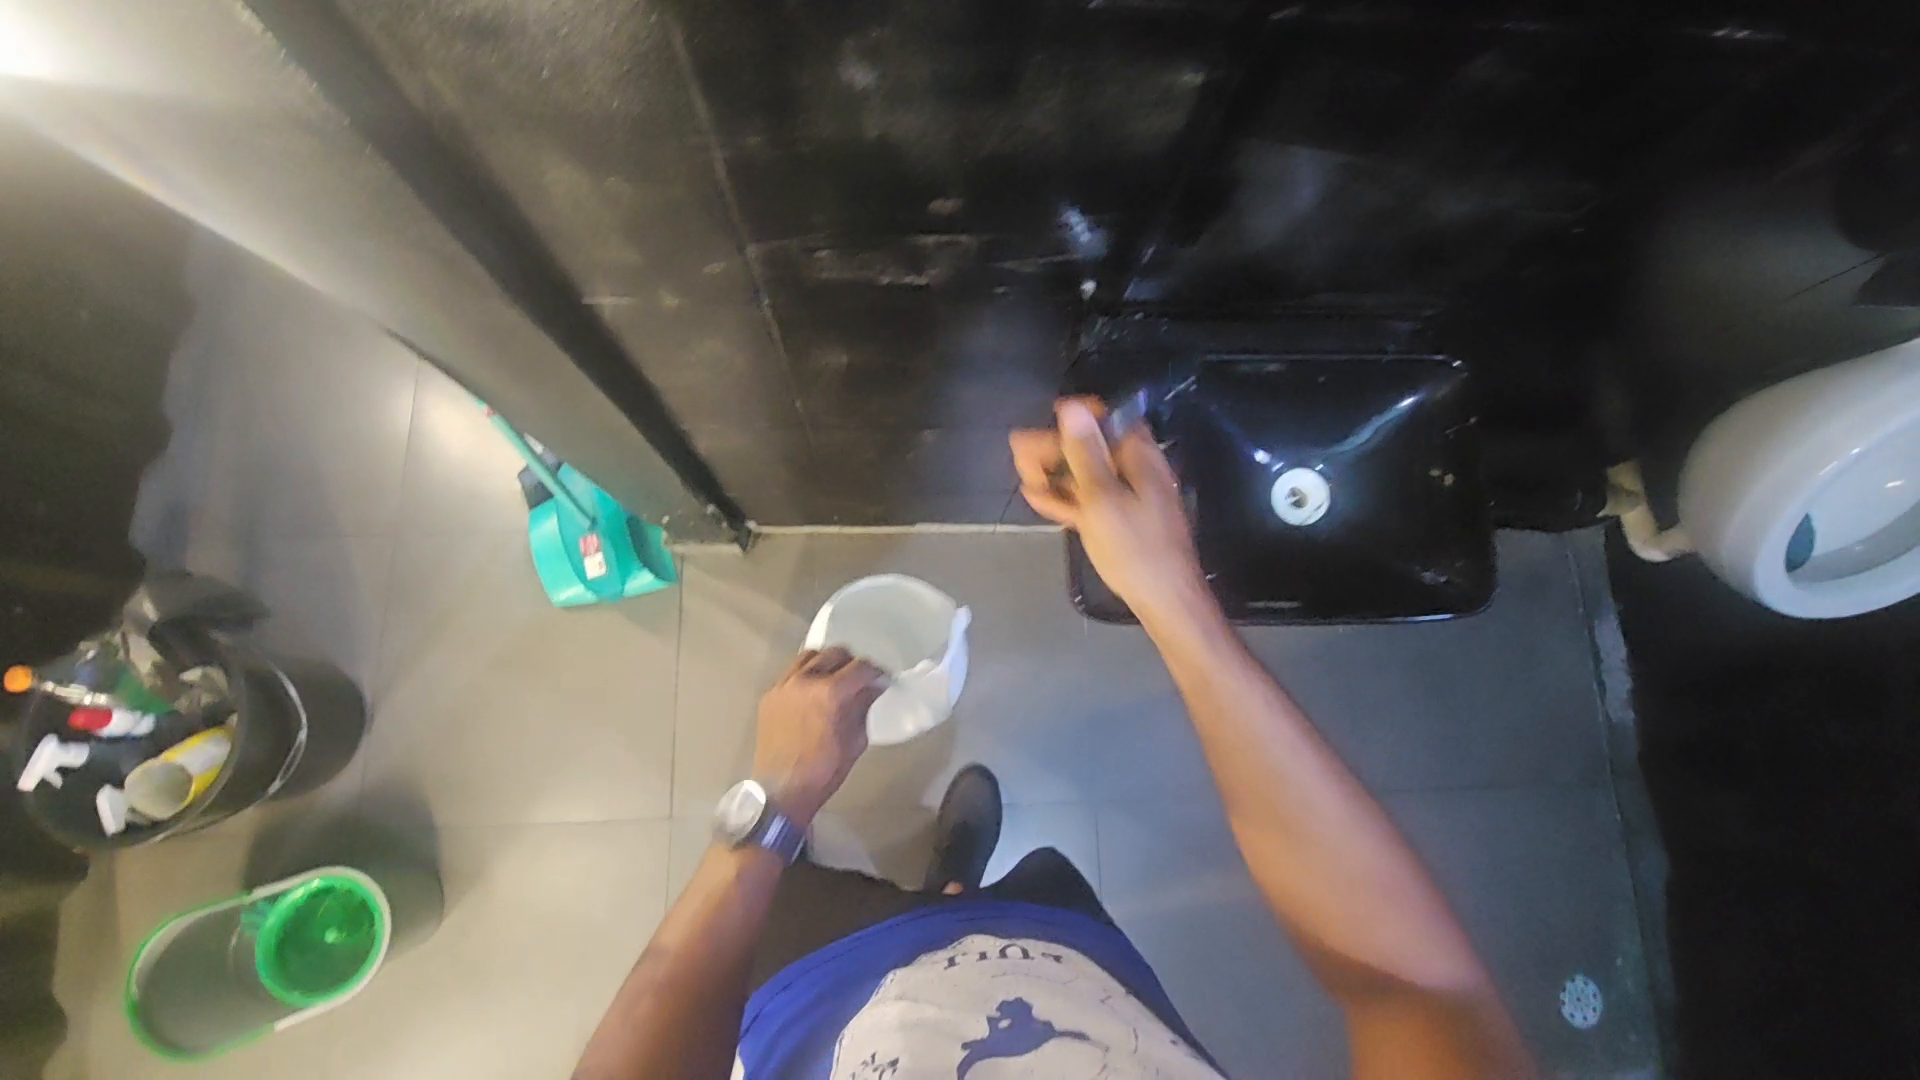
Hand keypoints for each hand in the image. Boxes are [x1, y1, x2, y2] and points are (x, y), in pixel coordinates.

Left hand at [752, 646, 887, 826]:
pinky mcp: (769, 695)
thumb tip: (872, 687)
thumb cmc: (824, 770)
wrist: (782, 791)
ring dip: (826, 663)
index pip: (861, 667)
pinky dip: (805, 675)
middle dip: (852, 664)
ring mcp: (783, 685)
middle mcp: (805, 680)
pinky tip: (811, 693)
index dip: (876, 671)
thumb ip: (864, 707)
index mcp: (830, 693)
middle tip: (859, 680)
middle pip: (835, 654)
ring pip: (810, 656)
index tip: (882, 679)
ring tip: (833, 679)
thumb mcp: (855, 740)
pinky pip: (791, 673)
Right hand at [1010, 397, 1207, 621]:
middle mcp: (1136, 470)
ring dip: (1055, 475)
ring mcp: (1129, 497)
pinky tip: (1038, 499)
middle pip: (1092, 447)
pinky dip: (1066, 498)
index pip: (1108, 418)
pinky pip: (1090, 501)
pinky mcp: (1121, 521)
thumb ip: (1084, 453)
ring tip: (1023, 478)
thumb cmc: (1134, 547)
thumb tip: (1072, 407)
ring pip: (1087, 475)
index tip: (1043, 423)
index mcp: (1139, 457)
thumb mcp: (1102, 498)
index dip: (1075, 417)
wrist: (1163, 599)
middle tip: (1019, 456)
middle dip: (1055, 449)